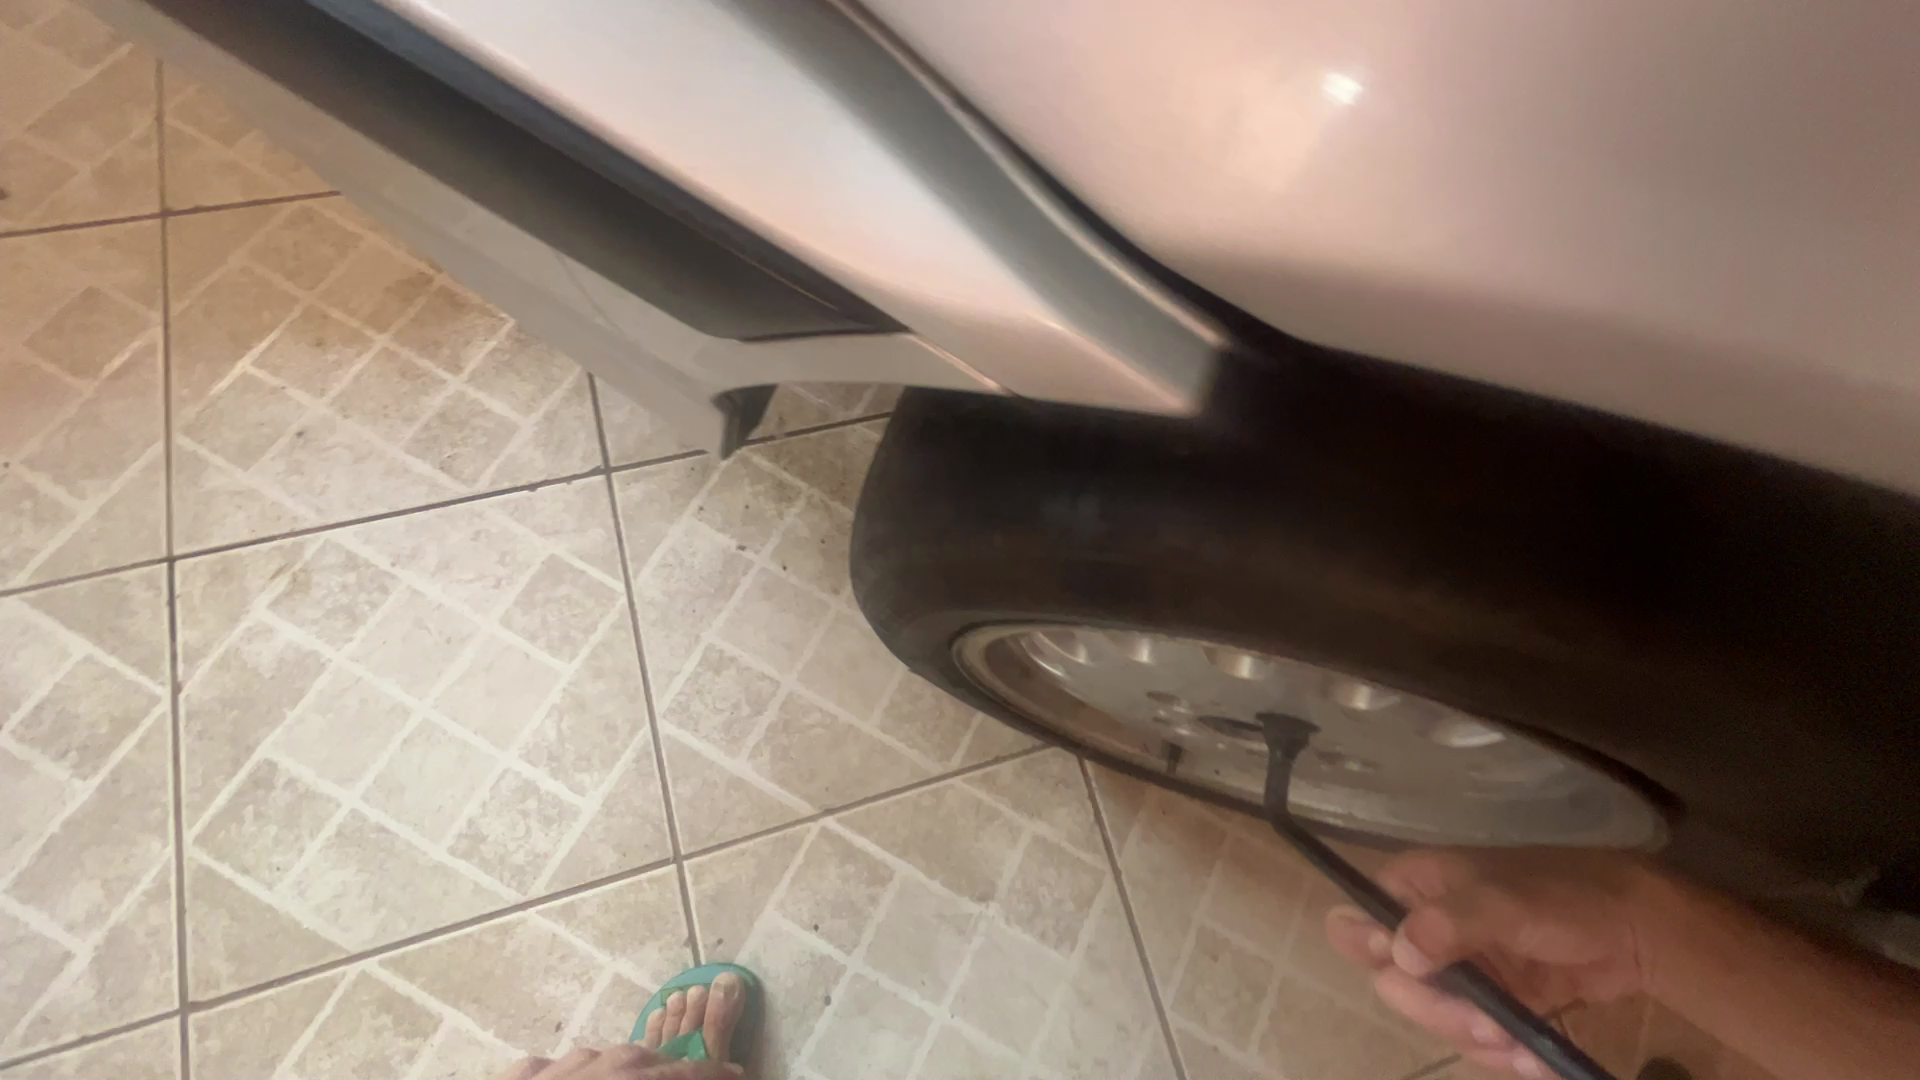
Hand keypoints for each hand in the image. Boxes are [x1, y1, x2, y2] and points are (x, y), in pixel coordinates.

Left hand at [493, 1046, 744, 1079]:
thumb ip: (668, 1079)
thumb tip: (689, 1073)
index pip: (684, 1073)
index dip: (714, 1073)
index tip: (738, 1074)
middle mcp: (594, 1068)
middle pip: (643, 1057)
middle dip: (667, 1069)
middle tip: (685, 1079)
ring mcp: (552, 1071)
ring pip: (597, 1056)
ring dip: (619, 1068)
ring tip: (631, 1079)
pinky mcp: (516, 1079)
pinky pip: (541, 1068)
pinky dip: (558, 1074)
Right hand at [1325, 848, 1665, 1077]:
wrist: (1637, 929)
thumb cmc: (1559, 898)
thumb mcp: (1501, 902)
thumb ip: (1446, 923)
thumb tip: (1396, 955)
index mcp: (1411, 888)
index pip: (1358, 919)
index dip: (1371, 951)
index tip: (1413, 974)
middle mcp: (1423, 926)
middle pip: (1392, 978)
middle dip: (1436, 1009)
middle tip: (1484, 1024)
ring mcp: (1457, 965)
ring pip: (1433, 1013)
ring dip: (1472, 1038)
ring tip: (1520, 1050)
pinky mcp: (1491, 999)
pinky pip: (1473, 1033)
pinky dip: (1498, 1052)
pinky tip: (1533, 1059)